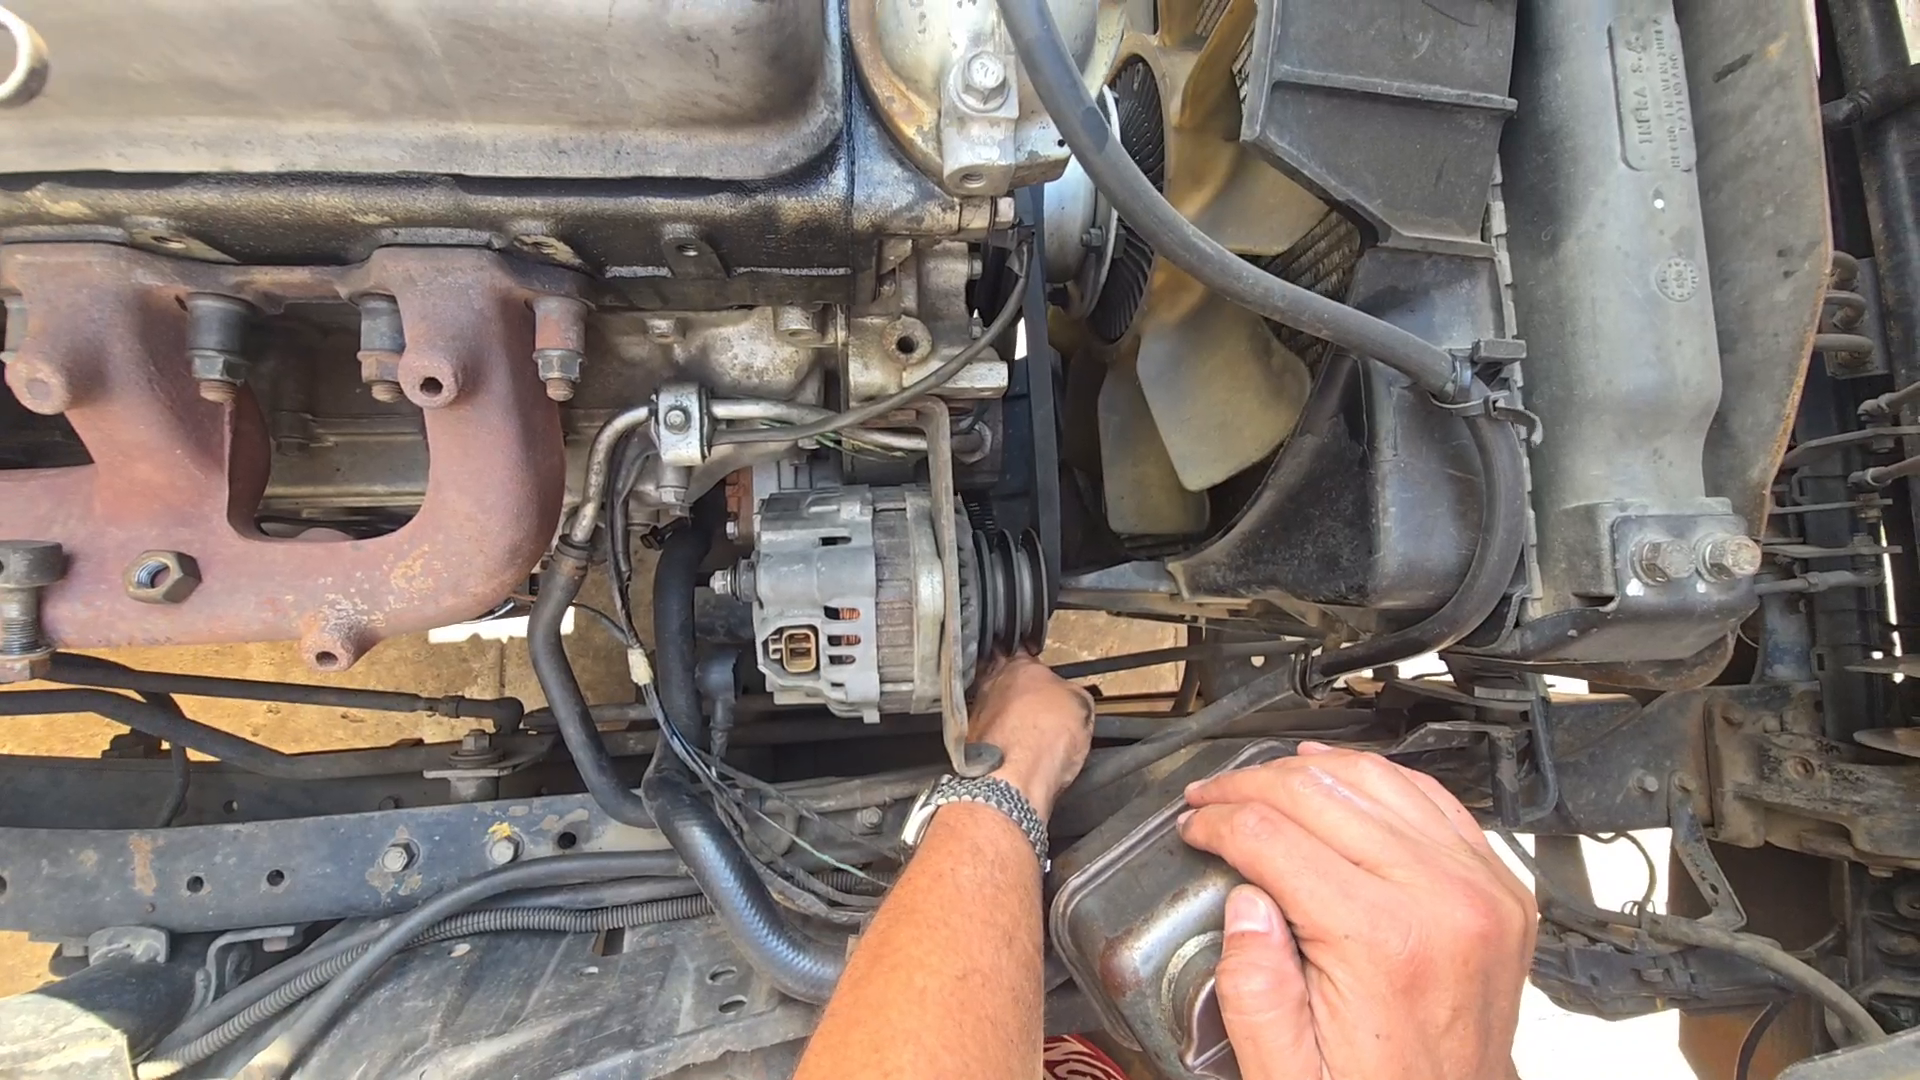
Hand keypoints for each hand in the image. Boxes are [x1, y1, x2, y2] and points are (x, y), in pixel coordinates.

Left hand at [967, 654, 1093, 819]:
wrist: (1015, 776)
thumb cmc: (1044, 739)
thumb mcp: (1081, 704)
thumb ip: (1072, 691)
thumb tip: (1071, 696)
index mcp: (1020, 666)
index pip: (1026, 654)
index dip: (1037, 666)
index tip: (1045, 675)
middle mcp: (992, 683)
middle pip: (1005, 677)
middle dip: (1019, 689)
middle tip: (1038, 705)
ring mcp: (978, 710)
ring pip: (994, 704)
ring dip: (1008, 714)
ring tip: (1029, 732)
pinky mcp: (970, 738)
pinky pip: (989, 730)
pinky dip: (1000, 737)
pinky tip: (1016, 749)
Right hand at [1179, 742, 1534, 1079]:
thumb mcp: (1288, 1074)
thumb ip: (1254, 991)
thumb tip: (1244, 902)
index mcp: (1386, 943)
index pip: (1271, 836)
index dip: (1216, 822)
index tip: (1192, 827)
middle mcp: (1442, 898)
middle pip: (1313, 794)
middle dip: (1243, 786)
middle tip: (1207, 798)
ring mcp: (1477, 882)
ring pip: (1363, 776)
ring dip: (1295, 770)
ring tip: (1252, 785)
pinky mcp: (1492, 878)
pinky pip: (1419, 791)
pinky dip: (1362, 773)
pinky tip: (1325, 775)